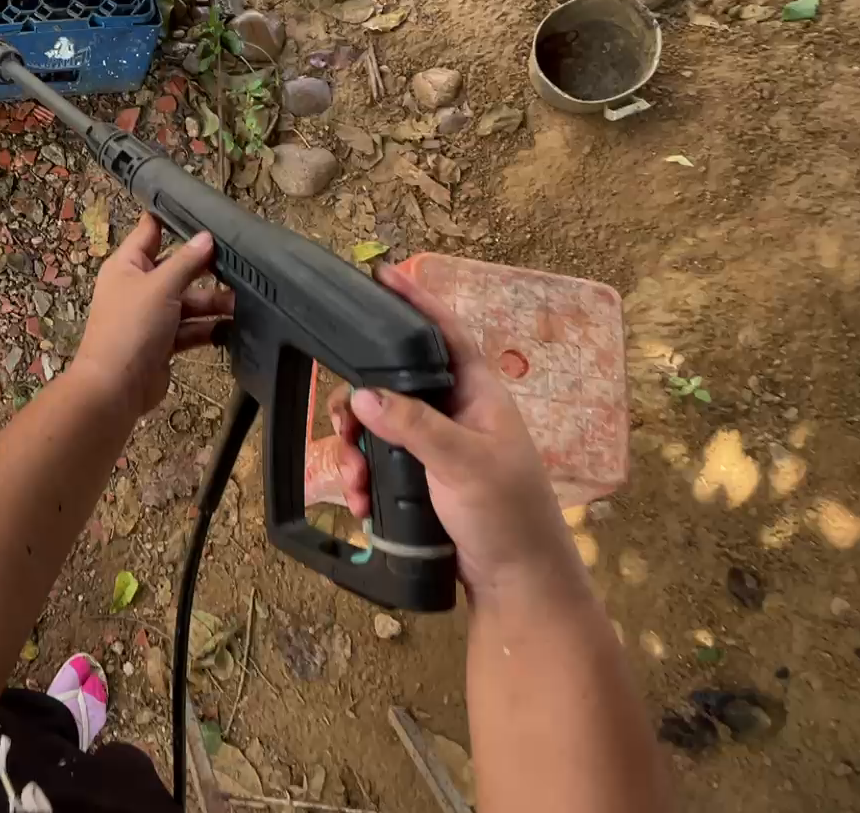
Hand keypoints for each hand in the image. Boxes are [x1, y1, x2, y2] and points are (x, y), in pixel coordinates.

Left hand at [71, 213, 233, 418]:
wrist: (116, 387)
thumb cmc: (131, 327)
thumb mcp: (160, 287)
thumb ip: (186, 262)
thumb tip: (206, 237)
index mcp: (126, 265)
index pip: (150, 232)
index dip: (172, 219)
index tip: (203, 211)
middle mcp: (137, 287)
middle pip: (176, 269)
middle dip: (204, 268)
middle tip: (240, 264)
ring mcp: (150, 316)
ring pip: (186, 301)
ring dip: (212, 302)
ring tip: (243, 303)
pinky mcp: (162, 342)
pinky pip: (189, 328)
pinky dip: (207, 328)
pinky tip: (232, 327)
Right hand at [324, 263, 580, 602]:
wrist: (517, 583)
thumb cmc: (507, 514)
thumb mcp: (462, 463)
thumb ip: (412, 425)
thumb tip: (360, 394)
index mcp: (477, 393)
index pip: (444, 333)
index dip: (416, 301)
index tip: (382, 275)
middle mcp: (453, 410)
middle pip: (392, 382)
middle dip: (359, 406)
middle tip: (343, 428)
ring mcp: (435, 443)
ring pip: (377, 423)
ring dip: (356, 450)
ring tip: (354, 483)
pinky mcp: (419, 473)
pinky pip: (377, 458)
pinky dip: (362, 475)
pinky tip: (359, 501)